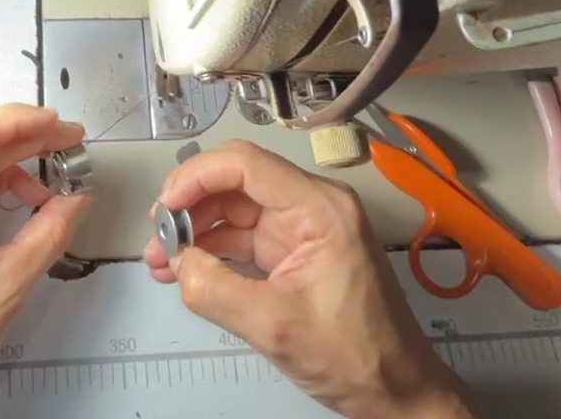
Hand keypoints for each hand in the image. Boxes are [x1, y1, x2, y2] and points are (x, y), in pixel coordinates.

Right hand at [144, 140, 472, 418]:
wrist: (401, 398)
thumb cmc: (358, 359)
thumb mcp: (278, 328)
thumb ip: (217, 291)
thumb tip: (176, 262)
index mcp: (319, 208)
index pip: (246, 164)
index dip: (197, 176)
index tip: (165, 206)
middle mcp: (311, 205)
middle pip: (236, 180)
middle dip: (191, 202)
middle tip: (158, 233)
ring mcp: (302, 226)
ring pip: (234, 207)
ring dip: (196, 228)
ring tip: (161, 257)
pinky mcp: (294, 249)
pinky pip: (243, 234)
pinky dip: (211, 247)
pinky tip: (184, 266)